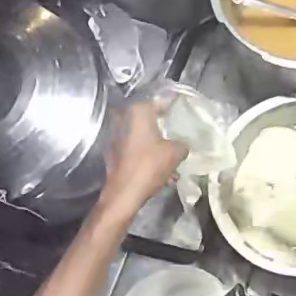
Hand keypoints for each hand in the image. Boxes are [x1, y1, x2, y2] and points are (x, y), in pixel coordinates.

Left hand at [101, 99, 186, 215]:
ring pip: (142, 136)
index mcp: (138, 112)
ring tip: (171, 159)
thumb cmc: (149, 166)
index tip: (183, 112)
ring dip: (156, 145)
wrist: (124, 192)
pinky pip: (135, 148)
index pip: (160, 103)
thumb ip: (182, 145)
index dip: (173, 108)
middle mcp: (123, 118)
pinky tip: (160, 170)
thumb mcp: (175, 153)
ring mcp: (115, 135)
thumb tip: (182, 145)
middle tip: (177, 135)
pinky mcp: (113, 151)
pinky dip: (147, 155)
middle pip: (149, 120)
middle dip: (163, 128)